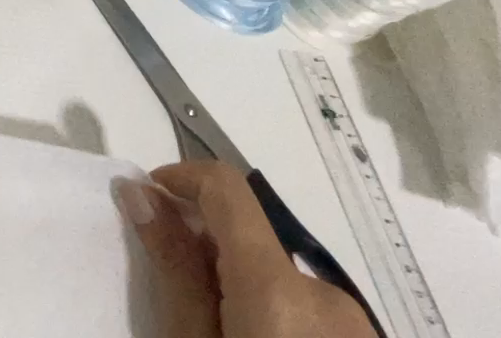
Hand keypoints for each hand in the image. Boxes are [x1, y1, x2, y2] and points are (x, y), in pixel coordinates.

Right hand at [116, 161, 375, 337]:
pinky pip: (309, 309)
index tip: (147, 202)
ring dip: (241, 286)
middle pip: (249, 239)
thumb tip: (138, 191)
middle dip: (206, 249)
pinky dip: (275, 314)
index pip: (226, 186)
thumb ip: (173, 267)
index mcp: (279, 285)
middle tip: (178, 300)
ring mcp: (361, 327)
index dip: (180, 178)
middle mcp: (328, 294)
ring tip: (221, 332)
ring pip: (278, 277)